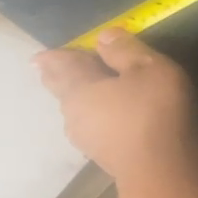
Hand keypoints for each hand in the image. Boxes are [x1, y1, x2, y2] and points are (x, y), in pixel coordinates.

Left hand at [35, 28, 197, 182]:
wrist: (156, 162)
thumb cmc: (154, 107)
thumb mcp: (149, 68)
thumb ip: (125, 51)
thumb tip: (102, 35)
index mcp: (81, 89)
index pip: (63, 67)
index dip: (55, 57)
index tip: (40, 55)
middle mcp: (72, 112)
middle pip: (61, 89)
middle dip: (56, 76)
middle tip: (46, 68)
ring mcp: (83, 134)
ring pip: (75, 107)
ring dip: (76, 94)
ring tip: (79, 87)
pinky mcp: (100, 149)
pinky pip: (90, 121)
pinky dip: (92, 110)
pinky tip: (103, 112)